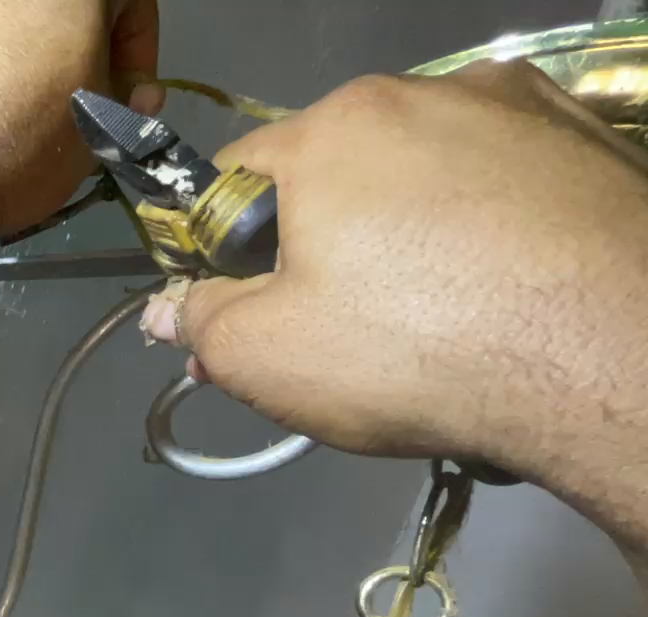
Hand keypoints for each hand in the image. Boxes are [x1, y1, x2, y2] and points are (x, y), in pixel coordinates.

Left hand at [0, 0, 161, 250]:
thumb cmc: (27, 142)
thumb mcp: (102, 125)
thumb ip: (123, 101)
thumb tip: (128, 100)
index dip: (142, 53)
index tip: (132, 100)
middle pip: (71, 17)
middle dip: (90, 62)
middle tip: (91, 116)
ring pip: (24, 40)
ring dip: (43, 76)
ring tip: (40, 133)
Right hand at [142, 62, 647, 492]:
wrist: (624, 367)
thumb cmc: (403, 346)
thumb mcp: (251, 351)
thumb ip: (193, 319)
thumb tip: (170, 309)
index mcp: (338, 126)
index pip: (228, 175)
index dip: (208, 243)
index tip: (222, 299)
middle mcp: (436, 92)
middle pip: (321, 176)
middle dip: (294, 245)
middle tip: (300, 324)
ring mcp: (531, 112)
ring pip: (406, 181)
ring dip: (375, 240)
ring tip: (394, 319)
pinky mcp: (598, 150)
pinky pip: (485, 191)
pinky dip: (457, 237)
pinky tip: (469, 298)